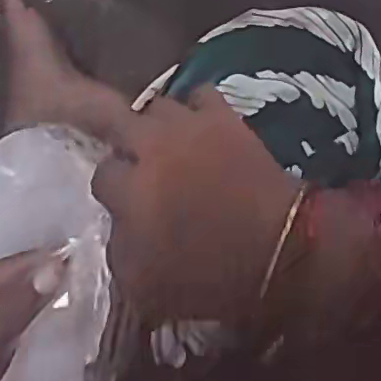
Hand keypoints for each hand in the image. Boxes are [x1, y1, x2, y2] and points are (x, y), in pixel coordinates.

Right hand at [92, 89, 300, 321]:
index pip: (102, 173)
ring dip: (158, 125)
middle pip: (119, 124)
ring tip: (168, 144)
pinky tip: (198, 124)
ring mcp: (190, 125)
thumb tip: (118, 220)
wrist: (277, 250)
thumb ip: (118, 247)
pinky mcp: (223, 115)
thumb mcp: (142, 286)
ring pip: (158, 107)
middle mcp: (154, 147)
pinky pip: (199, 94)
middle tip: (136, 162)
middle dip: (123, 143)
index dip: (112, 187)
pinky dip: (194, 106)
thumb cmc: (209, 277)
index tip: (123, 199)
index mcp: (131, 190)